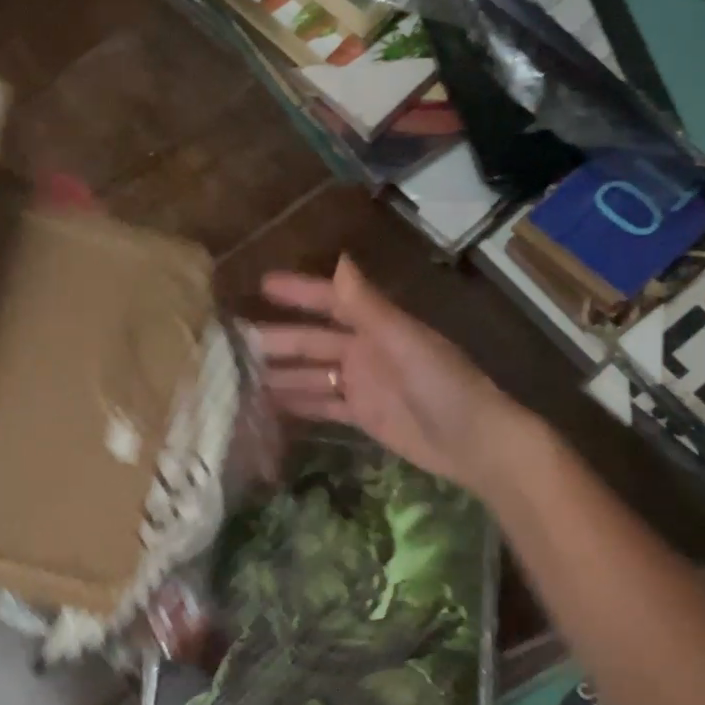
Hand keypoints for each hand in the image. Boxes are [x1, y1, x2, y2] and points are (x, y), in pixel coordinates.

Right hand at [252, 256, 508, 489]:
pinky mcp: (361, 416)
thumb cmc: (445, 386)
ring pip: (311, 375)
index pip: (330, 302)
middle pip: (312, 343)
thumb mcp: (405, 343)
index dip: (299, 293)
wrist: (474, 442)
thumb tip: (339, 261)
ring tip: (237, 380)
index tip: (261, 286)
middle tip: (230, 346)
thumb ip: (368, 308)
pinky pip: (321, 405)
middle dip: (276, 342)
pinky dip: (297, 405)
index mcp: (377, 328)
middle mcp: (365, 351)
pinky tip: (266, 408)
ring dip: (279, 376)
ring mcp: (362, 385)